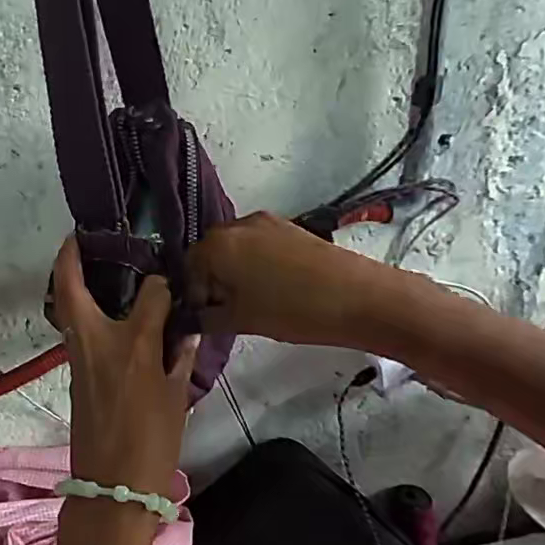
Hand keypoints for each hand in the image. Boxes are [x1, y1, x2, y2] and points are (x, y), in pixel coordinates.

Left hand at [51, 236, 197, 498]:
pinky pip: (76, 332)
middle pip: (73, 290)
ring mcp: (79, 359)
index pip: (148, 294)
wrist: (113, 487)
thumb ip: (179, 358)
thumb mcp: (176, 397)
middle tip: (81, 238)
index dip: (160, 282)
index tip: (167, 276)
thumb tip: (181, 331)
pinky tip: (103, 311)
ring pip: (68, 311)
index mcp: (132, 345)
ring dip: (72, 284)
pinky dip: (82, 313)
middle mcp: (98, 343)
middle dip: (70, 259)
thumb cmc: (152, 443)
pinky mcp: (74, 376)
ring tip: (92, 267)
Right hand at [185, 211, 401, 344]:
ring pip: (235, 248)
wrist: (358, 297)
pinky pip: (257, 245)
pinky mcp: (290, 228)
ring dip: (233, 273)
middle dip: (211, 281)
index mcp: (217, 244)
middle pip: (209, 252)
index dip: (191, 294)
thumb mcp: (241, 321)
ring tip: (251, 303)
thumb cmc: (292, 310)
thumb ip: (207, 318)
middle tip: (225, 312)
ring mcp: (267, 223)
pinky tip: (271, 290)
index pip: (187, 267)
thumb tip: (193, 318)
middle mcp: (237, 224)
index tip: (202, 317)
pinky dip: (254, 265)